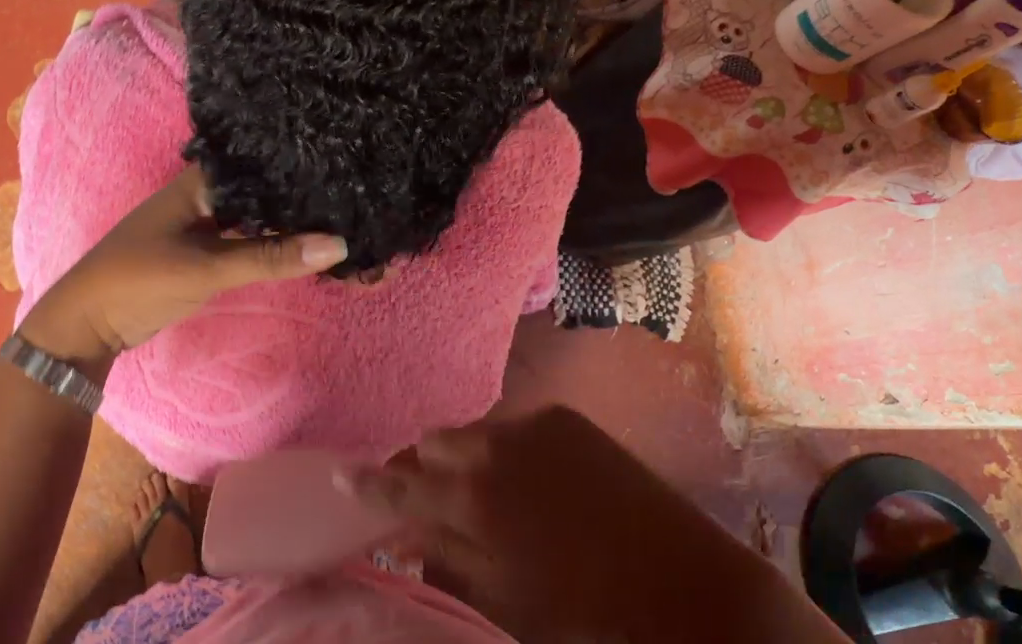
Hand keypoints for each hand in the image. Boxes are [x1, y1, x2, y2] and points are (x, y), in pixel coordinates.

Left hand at [18, 166, 346, 368]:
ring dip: (297, 224)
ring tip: (350, 221)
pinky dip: (281, 246)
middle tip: (361, 199)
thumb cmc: (139, 278)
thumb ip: (271, 257)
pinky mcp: (210, 250)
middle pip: (267, 189)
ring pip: (264, 216)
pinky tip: (313, 249)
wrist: (87, 322)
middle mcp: (209, 194)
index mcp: (203, 181)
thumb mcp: (207, 267)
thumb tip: (339, 244)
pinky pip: (255, 240)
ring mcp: (209, 222)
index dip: (304, 164)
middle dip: (308, 198)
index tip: (351, 166)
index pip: (264, 161)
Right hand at [342, 408, 646, 642]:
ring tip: (494, 490)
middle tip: (437, 495)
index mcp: (472, 499)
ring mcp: (530, 425)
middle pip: (432, 441)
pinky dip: (511, 448)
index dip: (367, 482)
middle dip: (426, 465)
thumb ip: (445, 552)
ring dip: (469, 455)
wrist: (679, 578)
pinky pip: (516, 425)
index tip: (342, 474)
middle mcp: (492, 448)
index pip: (400, 483)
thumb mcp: (503, 592)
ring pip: (474, 431)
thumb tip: (399, 533)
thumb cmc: (583, 605)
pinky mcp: (565, 417)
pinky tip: (537, 480)